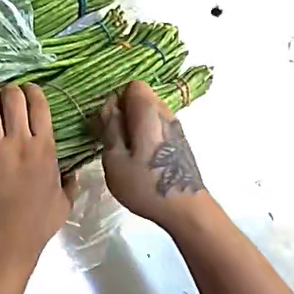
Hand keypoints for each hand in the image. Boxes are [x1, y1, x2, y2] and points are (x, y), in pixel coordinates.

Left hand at [0, 84, 69, 263]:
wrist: (8, 240)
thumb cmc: (39, 223)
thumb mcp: (65, 201)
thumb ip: (70, 182)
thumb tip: (75, 172)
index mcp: (45, 148)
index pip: (39, 104)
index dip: (33, 91)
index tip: (29, 91)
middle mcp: (18, 142)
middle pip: (12, 97)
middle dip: (9, 91)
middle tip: (6, 97)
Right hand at [99, 80, 216, 231]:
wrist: (185, 208)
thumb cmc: (145, 185)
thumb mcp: (115, 159)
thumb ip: (110, 130)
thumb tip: (109, 109)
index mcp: (149, 111)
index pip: (132, 85)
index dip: (116, 100)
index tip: (107, 124)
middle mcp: (166, 113)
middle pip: (142, 99)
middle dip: (124, 114)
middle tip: (112, 141)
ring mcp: (176, 128)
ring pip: (150, 115)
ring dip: (134, 128)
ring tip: (125, 154)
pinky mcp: (180, 143)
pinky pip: (158, 128)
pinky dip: (146, 137)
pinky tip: (140, 161)